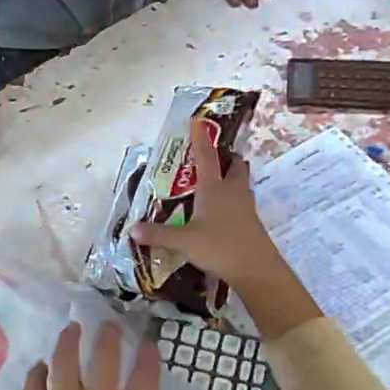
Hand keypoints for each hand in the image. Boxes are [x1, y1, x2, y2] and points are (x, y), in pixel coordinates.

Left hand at [0, 321, 181, 389]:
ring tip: (72, 328)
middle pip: (104, 359)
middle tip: (109, 324)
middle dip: (109, 336)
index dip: (148, 357)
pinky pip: (33, 388)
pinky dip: (37, 373)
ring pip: (65, 362)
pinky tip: (39, 367)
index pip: (145, 378)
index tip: (148, 343)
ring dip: (69, 341)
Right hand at [131, 121, 277, 284]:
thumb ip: (158, 234)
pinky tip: (221, 213)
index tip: (198, 121)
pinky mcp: (252, 222)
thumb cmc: (219, 247)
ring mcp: (245, 206)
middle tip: (214, 160)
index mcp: (213, 188)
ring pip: (241, 183)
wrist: (256, 268)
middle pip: (234, 165)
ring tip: (216, 184)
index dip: (200, 138)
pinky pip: (242, 203)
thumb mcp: (184, 241)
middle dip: (226, 159)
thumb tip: (133, 230)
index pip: (205, 156)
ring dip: (231, 179)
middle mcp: (232, 191)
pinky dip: (233, 201)